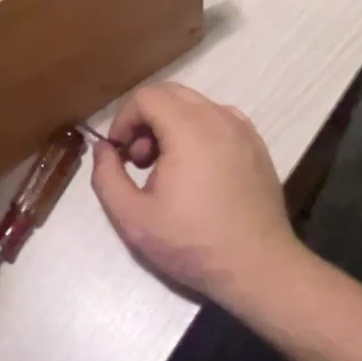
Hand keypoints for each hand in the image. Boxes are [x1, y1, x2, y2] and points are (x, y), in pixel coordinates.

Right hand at [89, 83, 304, 305]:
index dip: (123, 119)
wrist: (258, 267)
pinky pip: (219, 120)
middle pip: (170, 93)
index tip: (118, 153)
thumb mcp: (133, 217)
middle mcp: (219, 118)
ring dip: (171, 124)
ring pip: (195, 104)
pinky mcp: (257, 145)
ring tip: (165, 167)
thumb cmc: (193, 243)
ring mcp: (243, 129)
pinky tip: (195, 169)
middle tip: (138, 160)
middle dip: (145, 119)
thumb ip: (107, 176)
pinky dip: (198, 131)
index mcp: (189, 129)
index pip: (145, 97)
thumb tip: (103, 148)